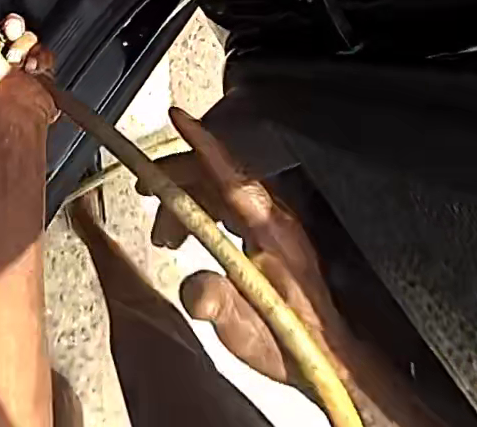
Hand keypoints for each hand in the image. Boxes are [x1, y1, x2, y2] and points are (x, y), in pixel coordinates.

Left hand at [0, 15, 55, 121]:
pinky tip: (30, 69)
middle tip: (7, 38)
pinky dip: (40, 58)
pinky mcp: (39, 77)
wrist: (9, 105)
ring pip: (30, 38)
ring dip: (25, 45)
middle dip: (10, 28)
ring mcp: (18, 70)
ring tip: (17, 61)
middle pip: (10, 28)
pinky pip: (46, 53)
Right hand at [142, 109, 367, 400]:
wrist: (331, 358)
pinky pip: (226, 197)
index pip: (231, 173)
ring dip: (184, 196)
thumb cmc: (295, 344)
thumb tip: (193, 288)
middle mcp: (272, 215)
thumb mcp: (250, 336)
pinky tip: (187, 229)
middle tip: (144, 190)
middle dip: (175, 176)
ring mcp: (271, 218)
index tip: (179, 118)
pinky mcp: (268, 227)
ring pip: (217, 185)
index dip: (203, 143)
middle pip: (215, 174)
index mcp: (270, 230)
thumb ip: (221, 309)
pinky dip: (199, 204)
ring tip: (163, 232)